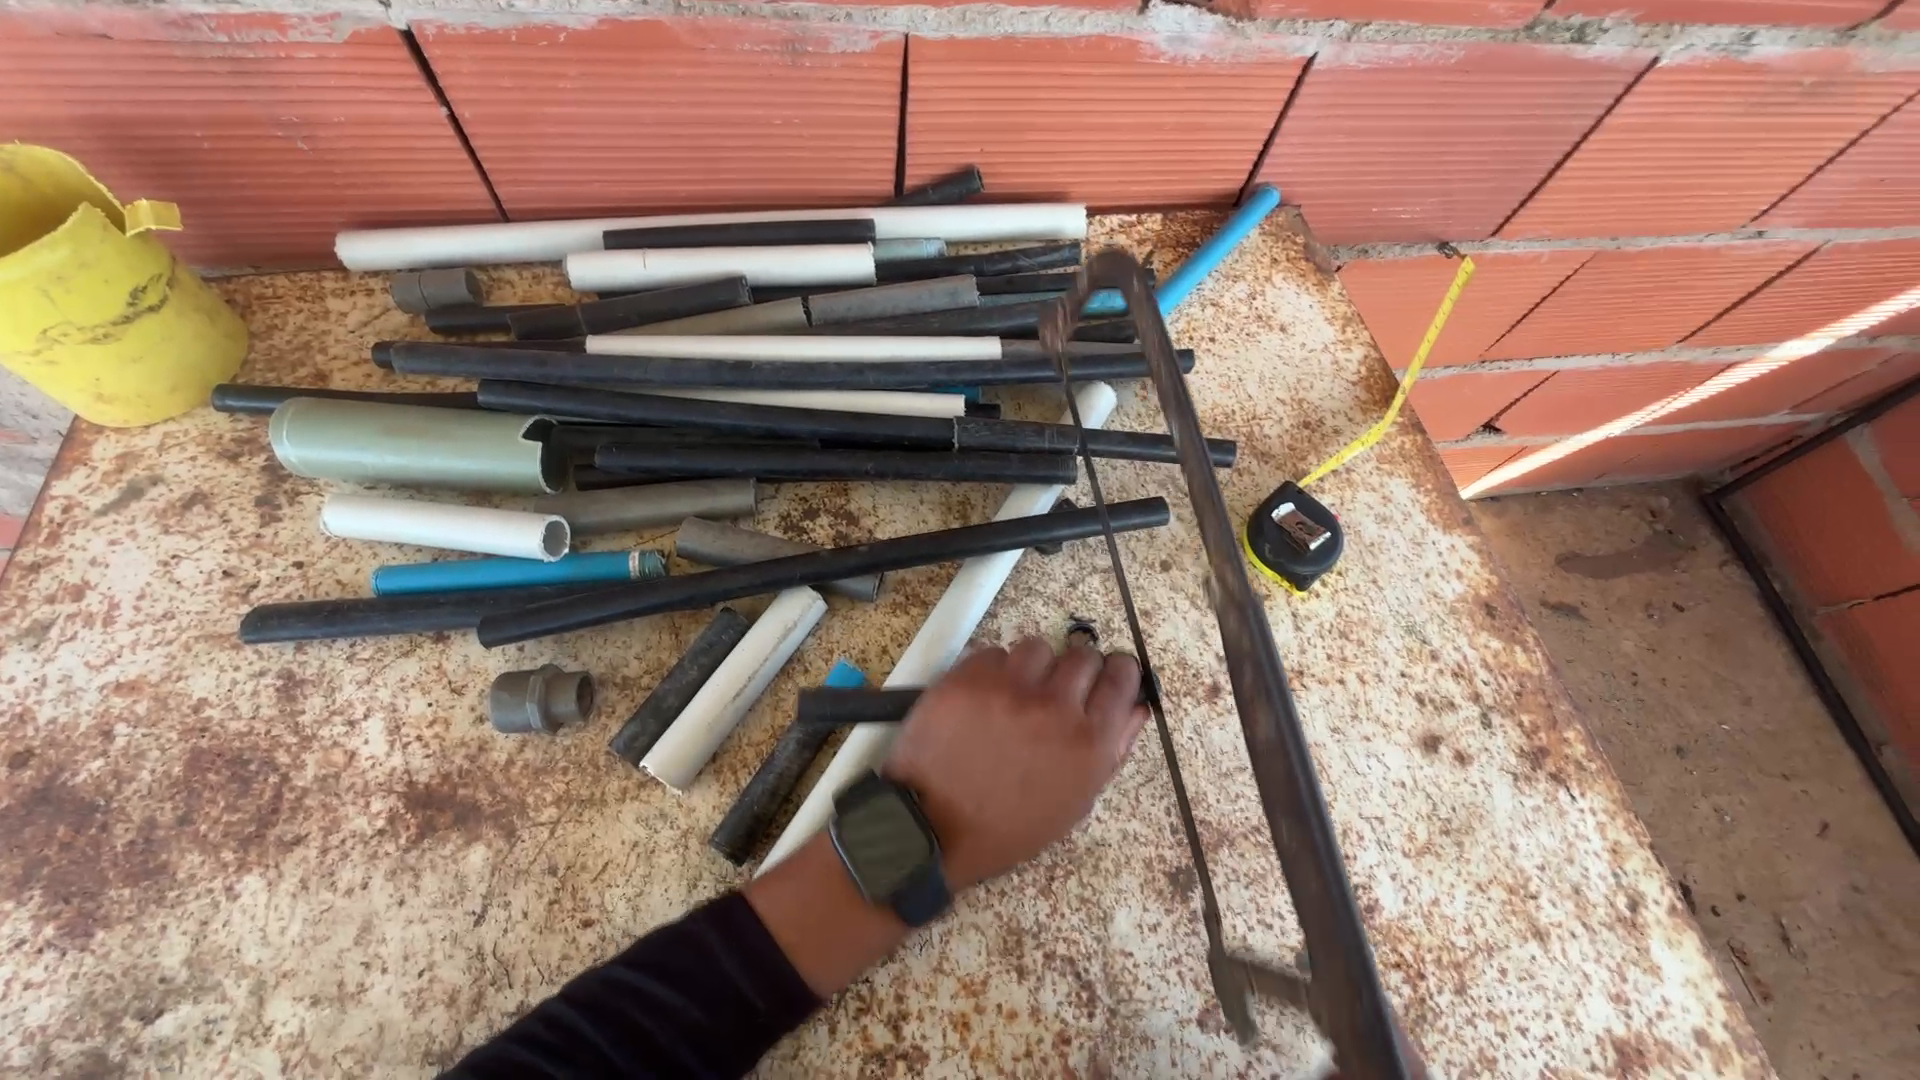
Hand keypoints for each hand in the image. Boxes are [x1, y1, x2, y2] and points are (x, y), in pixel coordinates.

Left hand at [883, 636, 1149, 890]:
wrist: (933, 828)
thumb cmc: (1010, 825)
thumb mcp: (1076, 801)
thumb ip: (1112, 749)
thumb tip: (1136, 706)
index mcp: (1090, 743)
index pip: (1122, 675)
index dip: (1116, 672)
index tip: (1105, 678)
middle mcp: (1055, 707)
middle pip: (1083, 655)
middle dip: (1076, 670)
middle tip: (1057, 692)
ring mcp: (1009, 688)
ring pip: (1038, 647)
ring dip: (1033, 667)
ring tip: (1017, 694)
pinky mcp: (968, 678)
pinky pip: (994, 654)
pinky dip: (994, 672)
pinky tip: (984, 699)